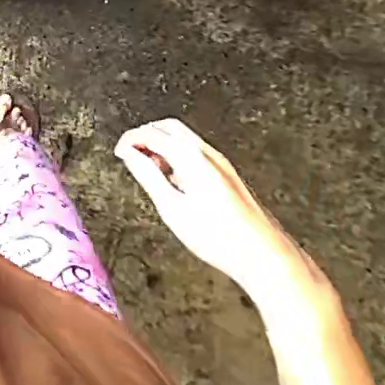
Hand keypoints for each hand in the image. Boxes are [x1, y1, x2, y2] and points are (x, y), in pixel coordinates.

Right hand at [114, 119, 324, 309]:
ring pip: (182, 137)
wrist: (265, 258)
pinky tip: (172, 178)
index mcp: (190, 156)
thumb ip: (147, 175)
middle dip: (144, 135)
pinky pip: (194, 150)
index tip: (119, 152)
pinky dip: (175, 153)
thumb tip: (129, 155)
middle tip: (130, 153)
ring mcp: (220, 162)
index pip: (150, 133)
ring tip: (148, 168)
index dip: (130, 140)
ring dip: (160, 144)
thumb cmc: (220, 238)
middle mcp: (207, 153)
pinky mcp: (227, 174)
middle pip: (167, 127)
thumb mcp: (171, 208)